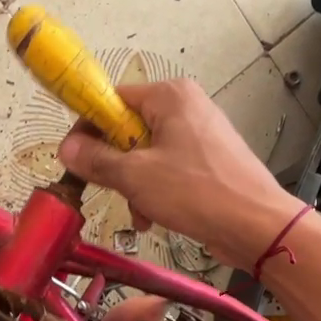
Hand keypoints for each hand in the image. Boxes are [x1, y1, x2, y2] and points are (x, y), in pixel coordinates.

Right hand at [57, 79, 304, 269]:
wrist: (255, 224)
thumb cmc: (197, 193)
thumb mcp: (136, 177)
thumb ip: (97, 160)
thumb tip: (66, 149)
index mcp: (169, 96)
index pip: (112, 100)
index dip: (89, 129)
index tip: (75, 158)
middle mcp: (186, 107)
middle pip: (129, 130)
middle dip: (116, 166)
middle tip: (113, 191)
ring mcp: (200, 135)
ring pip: (146, 156)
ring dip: (135, 187)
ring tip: (141, 212)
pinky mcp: (208, 162)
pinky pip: (168, 171)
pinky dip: (156, 193)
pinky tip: (156, 217)